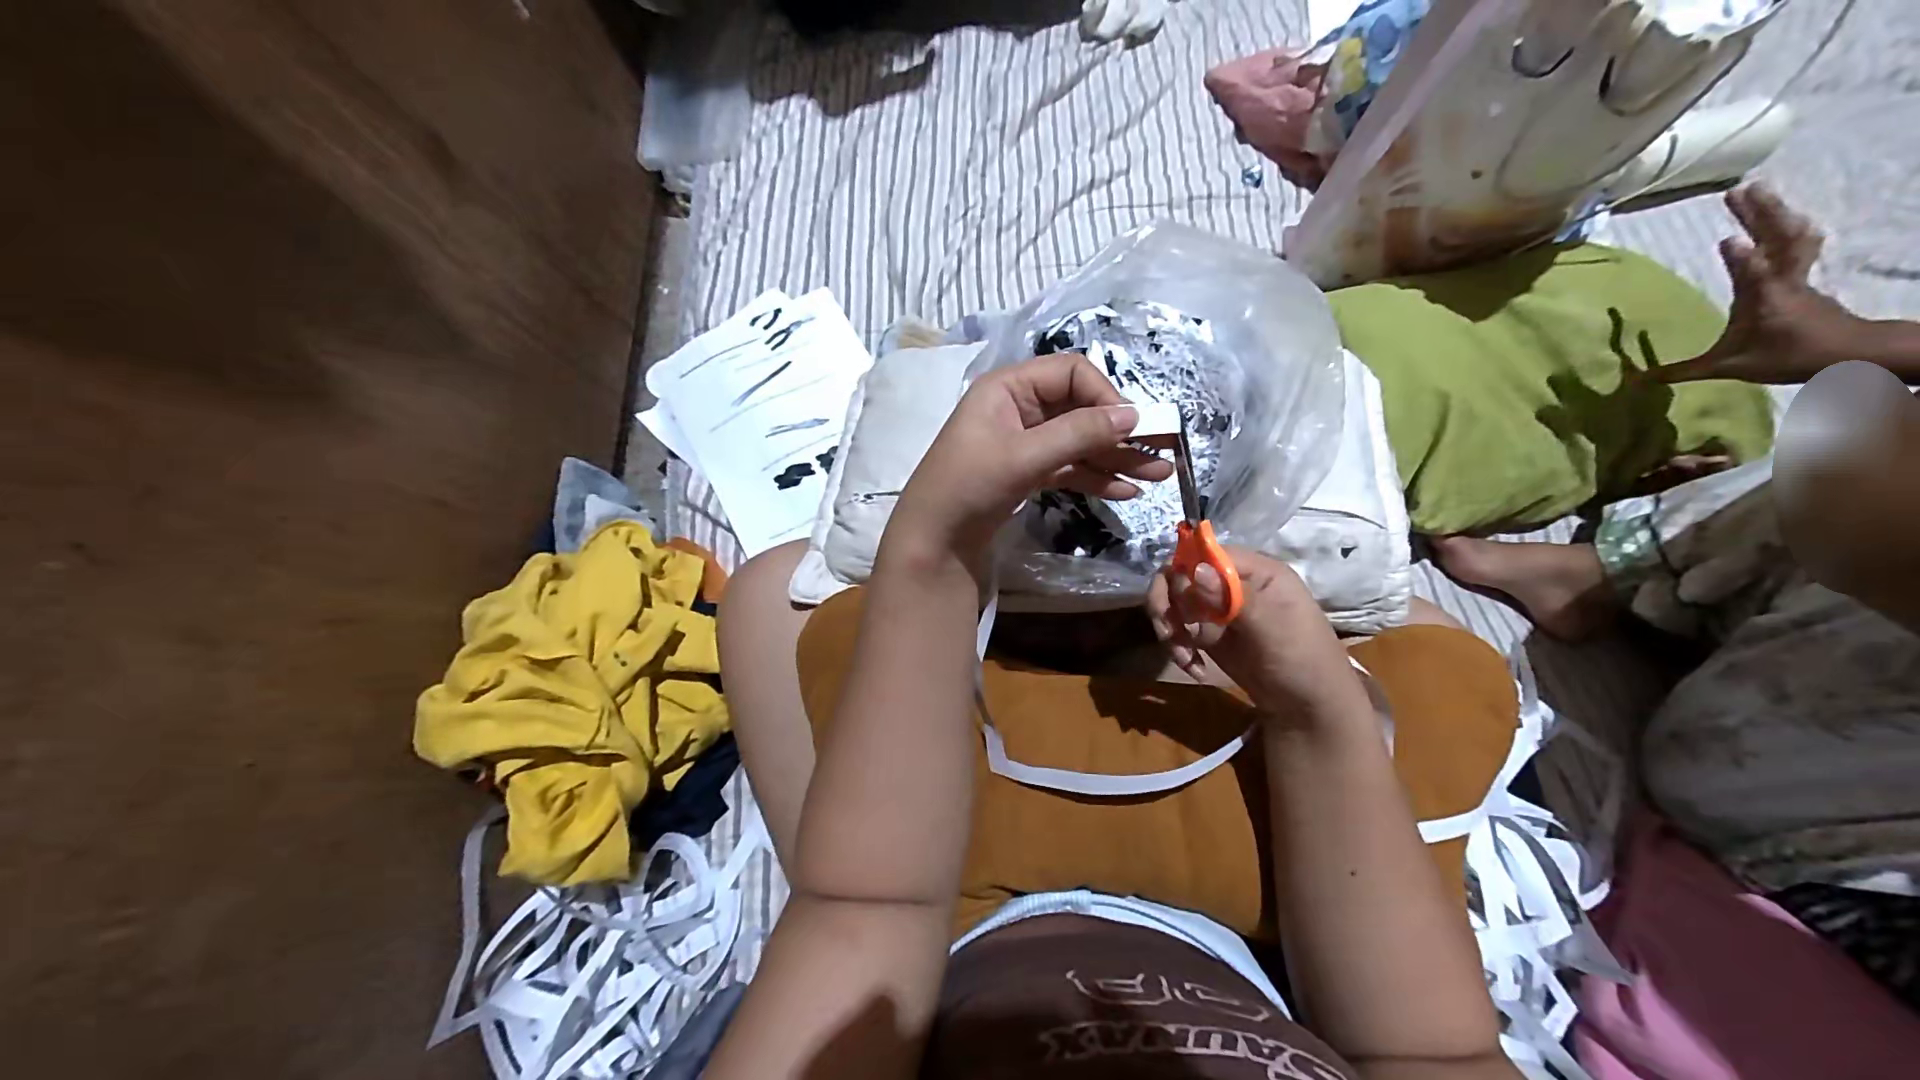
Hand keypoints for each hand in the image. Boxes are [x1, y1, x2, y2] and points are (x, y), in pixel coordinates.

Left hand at [886, 353, 1173, 564]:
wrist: (933, 540)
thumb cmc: (969, 485)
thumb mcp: (1024, 456)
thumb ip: (1078, 433)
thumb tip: (1132, 414)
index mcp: (1009, 387)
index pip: (1071, 373)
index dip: (1105, 395)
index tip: (1133, 425)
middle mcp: (1019, 408)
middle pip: (1081, 409)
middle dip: (1120, 431)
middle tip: (1163, 450)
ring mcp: (1024, 442)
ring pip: (1079, 442)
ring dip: (1116, 457)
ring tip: (1157, 475)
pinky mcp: (1027, 472)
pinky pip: (1069, 467)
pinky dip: (1095, 478)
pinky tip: (1125, 492)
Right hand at [1147, 547, 1366, 722]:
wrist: (1308, 708)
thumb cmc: (1303, 661)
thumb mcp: (1273, 628)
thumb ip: (1234, 598)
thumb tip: (1196, 570)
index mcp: (1256, 572)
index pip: (1207, 553)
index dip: (1185, 572)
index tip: (1182, 604)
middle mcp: (1233, 583)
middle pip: (1181, 574)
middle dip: (1169, 603)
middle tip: (1170, 632)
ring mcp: (1219, 608)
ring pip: (1174, 602)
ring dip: (1170, 628)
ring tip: (1183, 656)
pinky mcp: (1208, 633)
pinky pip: (1178, 629)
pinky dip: (1178, 647)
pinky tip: (1193, 668)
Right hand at [1651, 184, 1867, 384]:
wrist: (1850, 351)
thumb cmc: (1788, 358)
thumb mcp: (1730, 368)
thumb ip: (1684, 371)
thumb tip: (1638, 379)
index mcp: (1763, 302)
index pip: (1753, 277)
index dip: (1742, 260)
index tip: (1726, 239)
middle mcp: (1782, 280)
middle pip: (1778, 240)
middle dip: (1761, 214)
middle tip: (1739, 191)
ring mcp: (1796, 273)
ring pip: (1790, 234)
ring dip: (1773, 211)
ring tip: (1754, 190)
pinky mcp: (1801, 272)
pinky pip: (1797, 241)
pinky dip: (1787, 224)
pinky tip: (1777, 213)